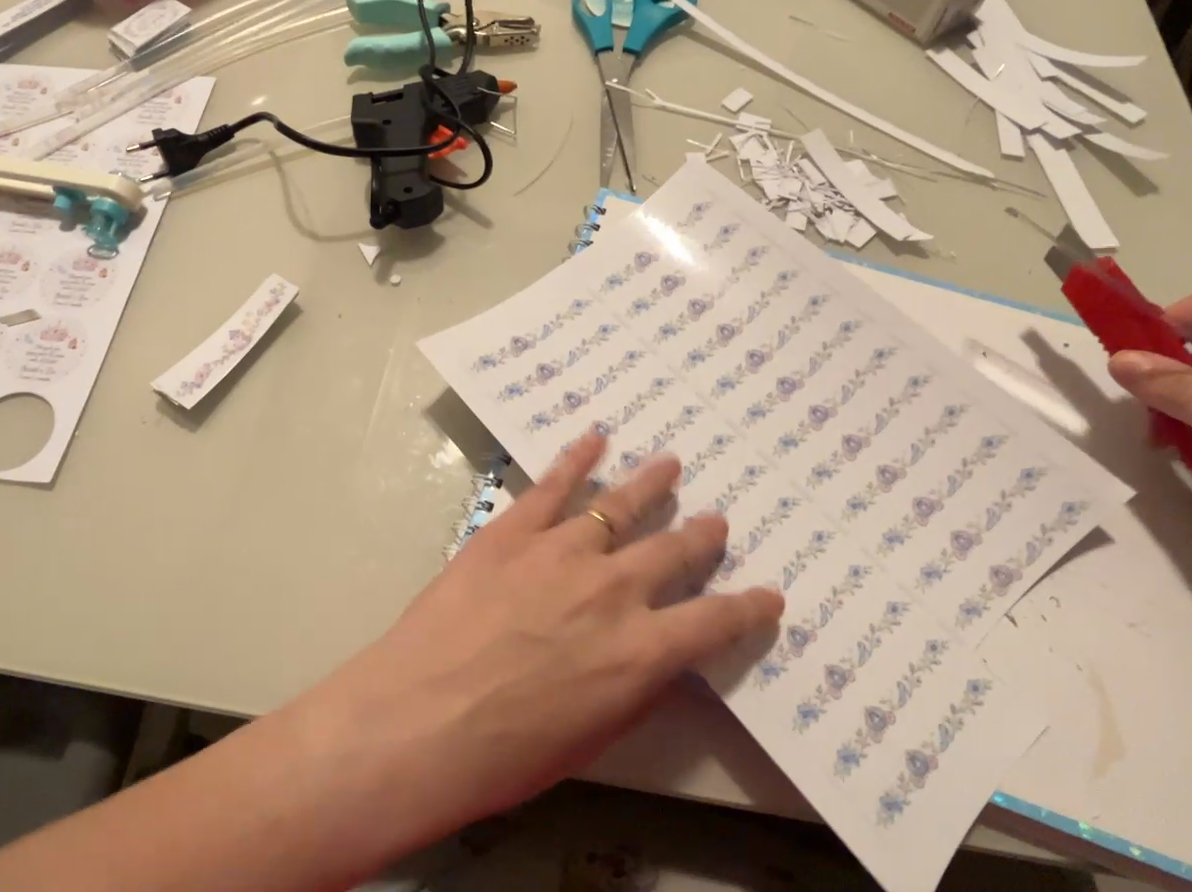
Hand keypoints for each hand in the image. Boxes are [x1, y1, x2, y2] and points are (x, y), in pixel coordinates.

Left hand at [275, 431, 783, 863]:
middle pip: (673, 551)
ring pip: (620, 505)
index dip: (748, 608)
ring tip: (670, 464)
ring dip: (650, 483)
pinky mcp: (511, 531)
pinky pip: (552, 485)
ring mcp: (561, 551)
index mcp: (642, 650)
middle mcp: (614, 590)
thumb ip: (632, 688)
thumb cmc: (508, 753)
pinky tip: (593, 437)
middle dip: (700, 536)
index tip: (769, 594)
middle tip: (716, 522)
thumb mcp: (592, 736)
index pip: (716, 622)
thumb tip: (655, 657)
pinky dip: (575, 458)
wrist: (421, 719)